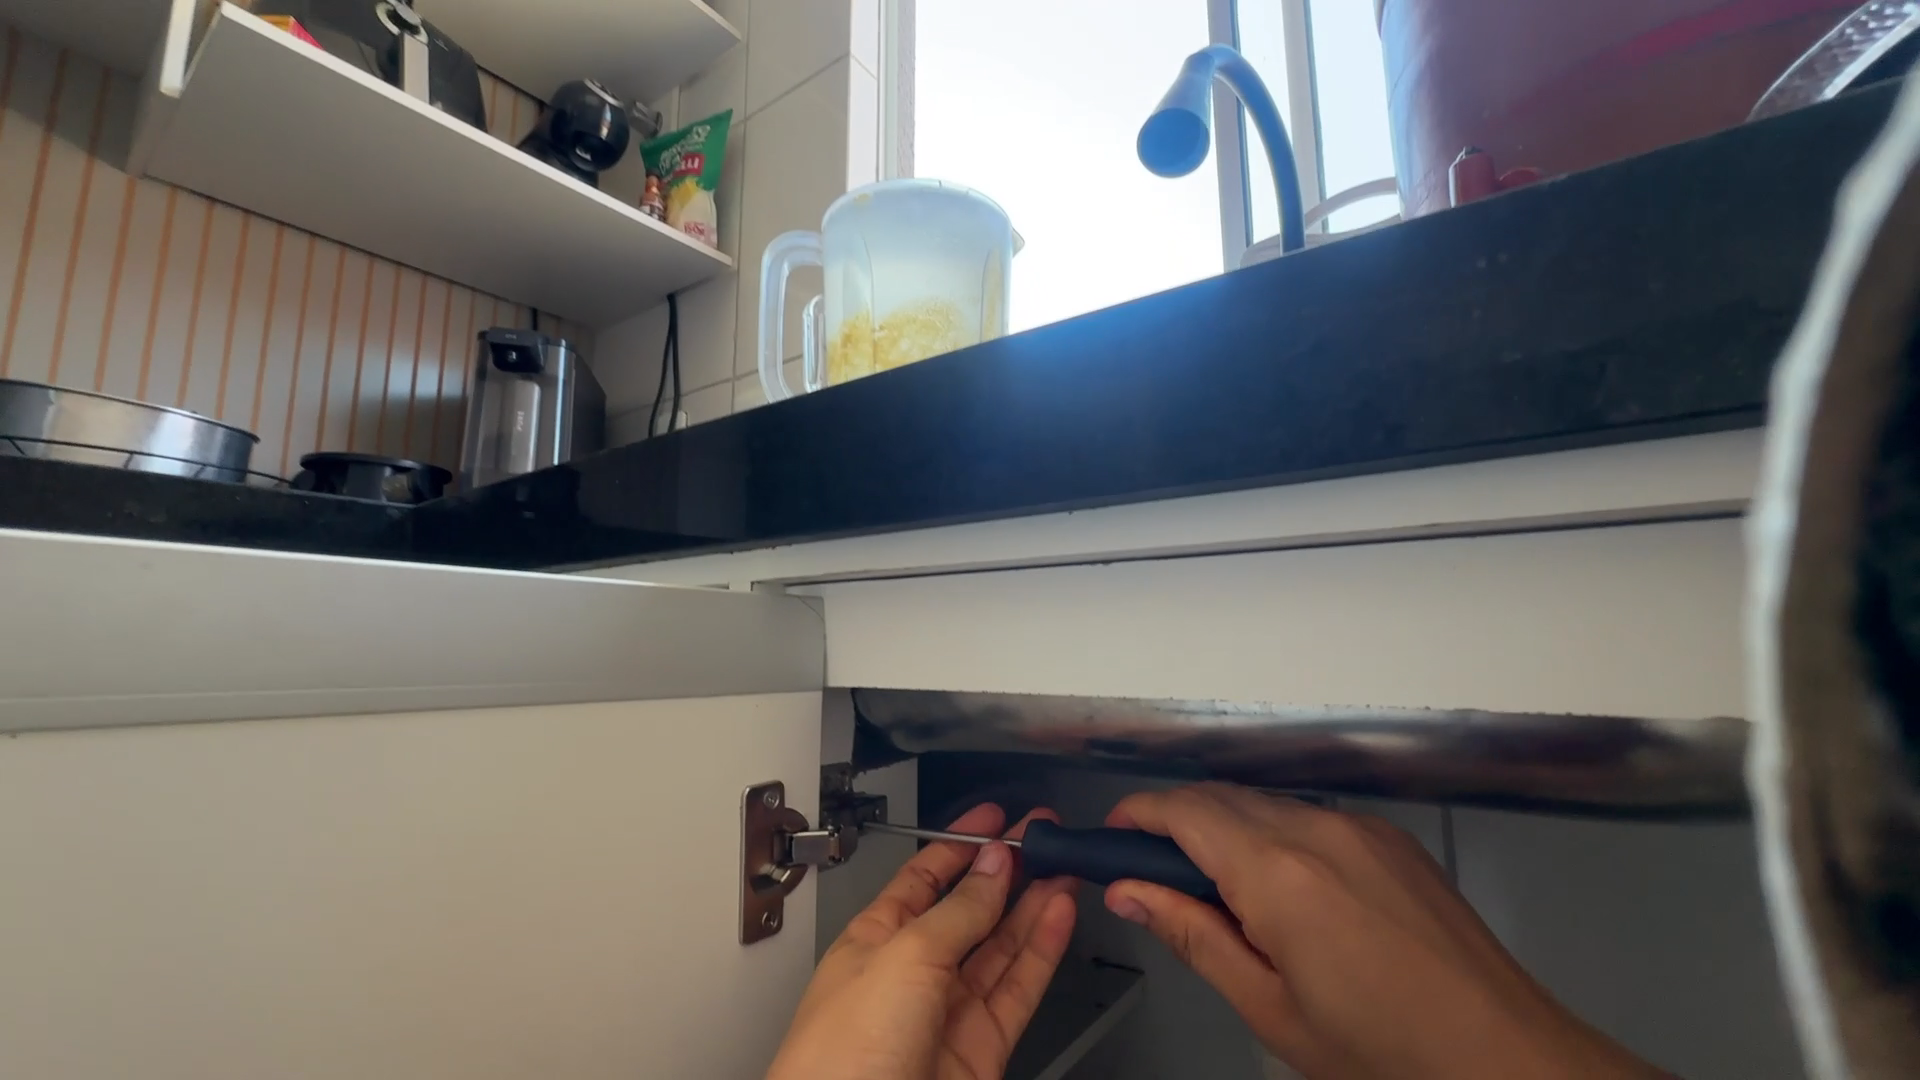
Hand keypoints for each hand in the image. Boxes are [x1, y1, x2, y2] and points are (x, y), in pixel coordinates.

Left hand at [767, 804, 1078, 1079]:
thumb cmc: (840, 1060)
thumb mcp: (905, 957)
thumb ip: (958, 911)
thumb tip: (994, 866)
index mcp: (876, 939)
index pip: (925, 875)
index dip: (961, 844)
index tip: (993, 819)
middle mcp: (913, 972)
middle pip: (970, 908)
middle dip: (1007, 871)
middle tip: (1042, 839)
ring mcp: (948, 1011)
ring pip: (1001, 945)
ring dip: (1034, 905)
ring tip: (1063, 869)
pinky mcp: (981, 1048)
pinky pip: (1019, 987)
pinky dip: (1043, 949)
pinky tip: (1059, 916)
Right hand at [1103, 784, 1672, 1079]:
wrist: (1515, 1064)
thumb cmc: (1380, 1054)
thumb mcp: (1268, 1008)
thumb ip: (1190, 934)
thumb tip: (1124, 891)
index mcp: (1276, 872)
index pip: (1182, 810)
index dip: (1136, 814)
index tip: (1110, 839)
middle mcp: (1313, 826)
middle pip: (1217, 796)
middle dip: (1173, 820)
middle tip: (1153, 874)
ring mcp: (1356, 824)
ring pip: (1260, 802)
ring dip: (1222, 826)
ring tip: (1220, 892)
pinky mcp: (1386, 834)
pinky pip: (1304, 814)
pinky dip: (1270, 832)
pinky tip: (1284, 890)